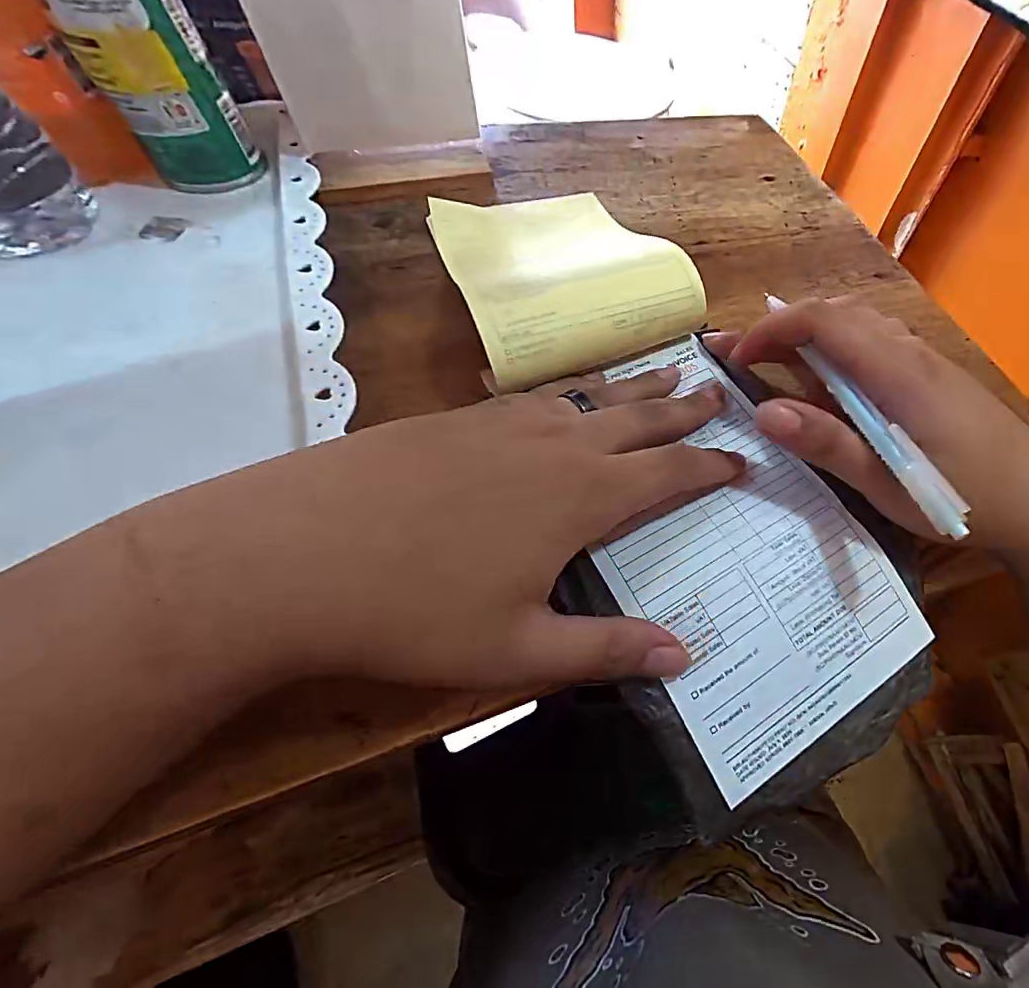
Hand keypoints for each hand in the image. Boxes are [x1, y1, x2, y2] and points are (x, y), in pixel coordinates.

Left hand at [116, 367, 742, 688]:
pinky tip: (571, 398)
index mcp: (581, 497)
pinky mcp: (459, 419)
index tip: (742, 461)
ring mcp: (505, 425)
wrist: (286, 553)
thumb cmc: (411, 612)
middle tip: (720, 394)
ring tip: (669, 372)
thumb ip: (605, 650)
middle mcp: (556, 447)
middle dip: (685, 409)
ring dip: (636, 388)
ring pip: (591, 398)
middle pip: (639, 418)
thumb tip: (685, 656)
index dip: (711, 466)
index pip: (668, 473)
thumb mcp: (516, 649)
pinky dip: (576, 393)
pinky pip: (540, 397)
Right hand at [716, 299, 1028, 550]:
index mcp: (897, 373)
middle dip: (783, 328)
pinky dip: (838, 352)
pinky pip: (876, 345)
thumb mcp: (889, 483)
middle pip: (838, 314)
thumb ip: (828, 444)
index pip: (823, 322)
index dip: (772, 331)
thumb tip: (764, 413)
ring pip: (858, 325)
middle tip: (743, 360)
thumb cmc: (965, 499)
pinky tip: (831, 386)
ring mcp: (926, 361)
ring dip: (811, 337)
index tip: (736, 359)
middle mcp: (911, 353)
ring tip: (776, 367)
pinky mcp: (933, 377)